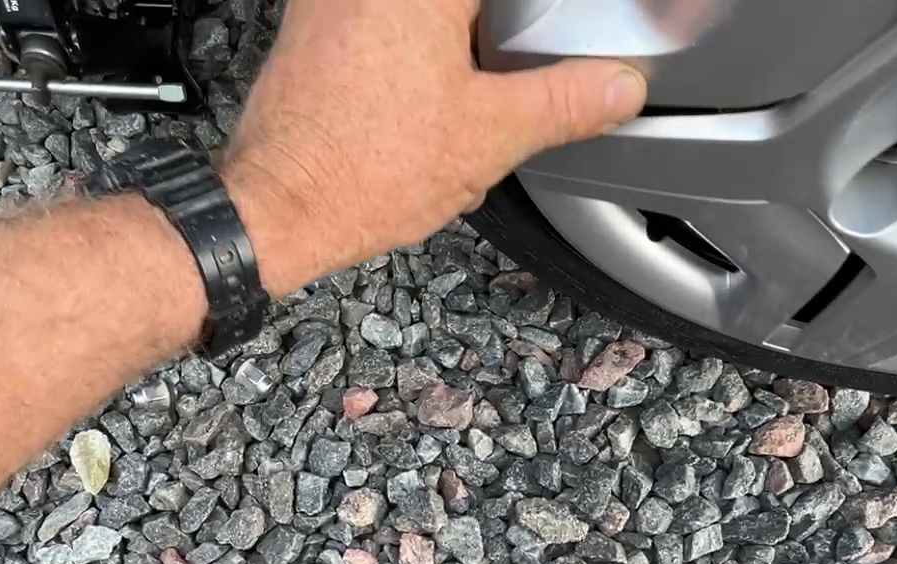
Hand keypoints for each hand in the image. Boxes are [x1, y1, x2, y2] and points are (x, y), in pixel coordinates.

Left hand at [222, 0, 647, 295]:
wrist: (276, 210)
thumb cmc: (361, 173)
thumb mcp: (486, 138)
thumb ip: (562, 103)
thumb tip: (619, 88)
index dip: (534, 21)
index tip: (541, 46)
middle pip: (468, 8)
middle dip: (494, 42)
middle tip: (508, 80)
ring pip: (424, 20)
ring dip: (456, 53)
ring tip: (463, 106)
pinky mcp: (314, 28)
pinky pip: (384, 28)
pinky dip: (415, 61)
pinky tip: (422, 113)